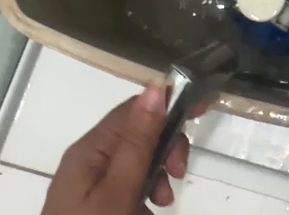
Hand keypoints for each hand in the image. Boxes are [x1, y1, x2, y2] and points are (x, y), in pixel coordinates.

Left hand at [43, 83, 189, 214]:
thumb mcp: (118, 192)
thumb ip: (137, 142)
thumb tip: (155, 86)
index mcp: (89, 150)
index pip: (134, 107)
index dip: (168, 104)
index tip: (201, 111)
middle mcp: (87, 161)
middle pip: (137, 134)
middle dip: (165, 147)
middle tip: (180, 173)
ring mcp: (89, 186)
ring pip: (136, 162)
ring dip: (158, 174)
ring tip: (164, 203)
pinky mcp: (95, 208)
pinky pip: (127, 187)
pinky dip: (145, 196)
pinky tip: (150, 214)